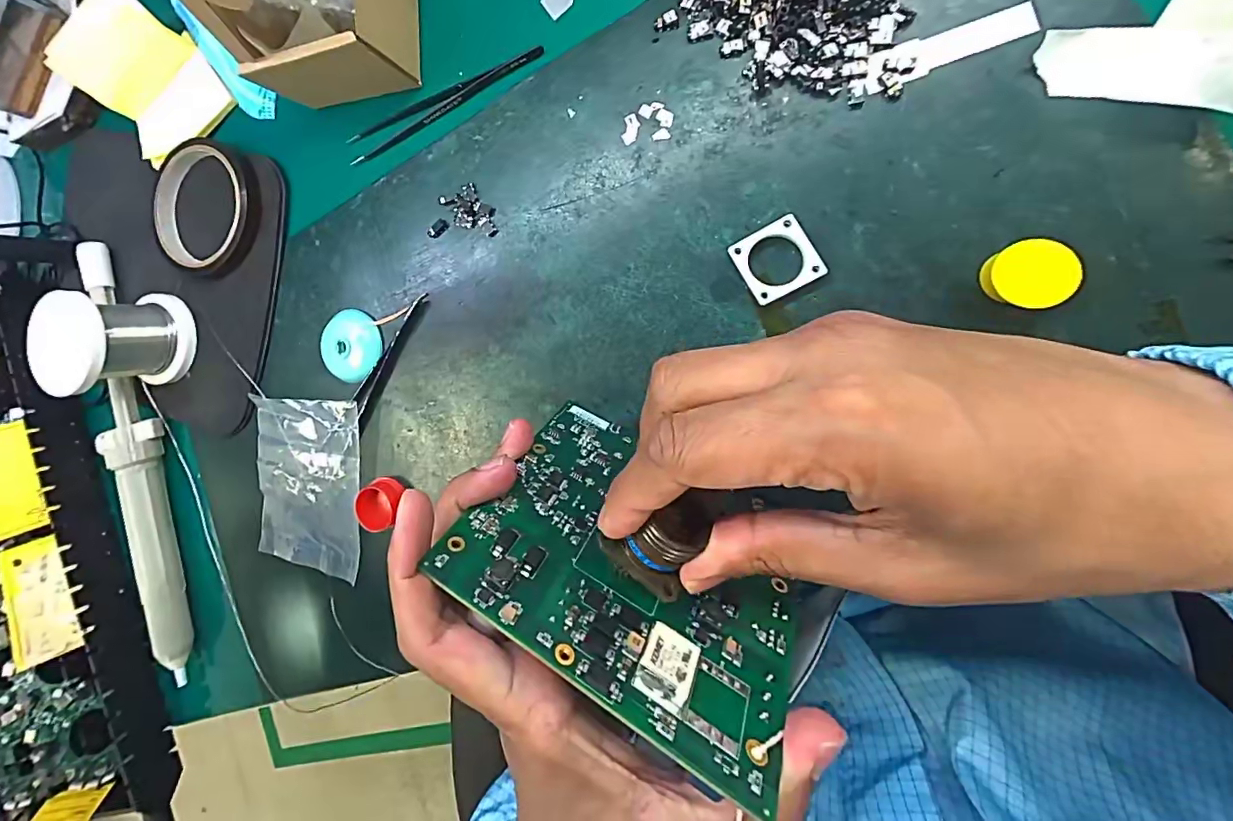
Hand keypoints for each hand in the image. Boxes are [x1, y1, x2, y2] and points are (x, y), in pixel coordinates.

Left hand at [390, 421, 844, 820]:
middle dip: (467, 509)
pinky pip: (530, 570)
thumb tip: (819, 725)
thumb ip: (763, 790)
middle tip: (508, 458)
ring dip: (497, 499)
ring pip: (491, 563)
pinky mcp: (557, 633)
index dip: (413, 570)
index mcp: (527, 704)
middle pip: (458, 578)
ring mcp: (532, 644)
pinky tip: (550, 481)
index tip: (421, 505)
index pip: (436, 639)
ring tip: (521, 446)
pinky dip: (532, 522)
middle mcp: (514, 663)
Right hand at [598, 311, 1232, 603]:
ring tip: (703, 481)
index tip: (615, 525)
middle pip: (676, 380)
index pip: (691, 445)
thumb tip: (699, 562)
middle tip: (660, 505)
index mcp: (835, 421)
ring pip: (707, 361)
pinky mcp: (846, 326)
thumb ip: (785, 549)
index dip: (638, 488)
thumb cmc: (1049, 529)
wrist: (1170, 447)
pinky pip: (751, 358)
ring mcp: (829, 330)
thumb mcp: (910, 566)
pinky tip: (758, 446)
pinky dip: (726, 401)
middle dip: (646, 443)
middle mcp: (815, 356)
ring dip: (682, 419)